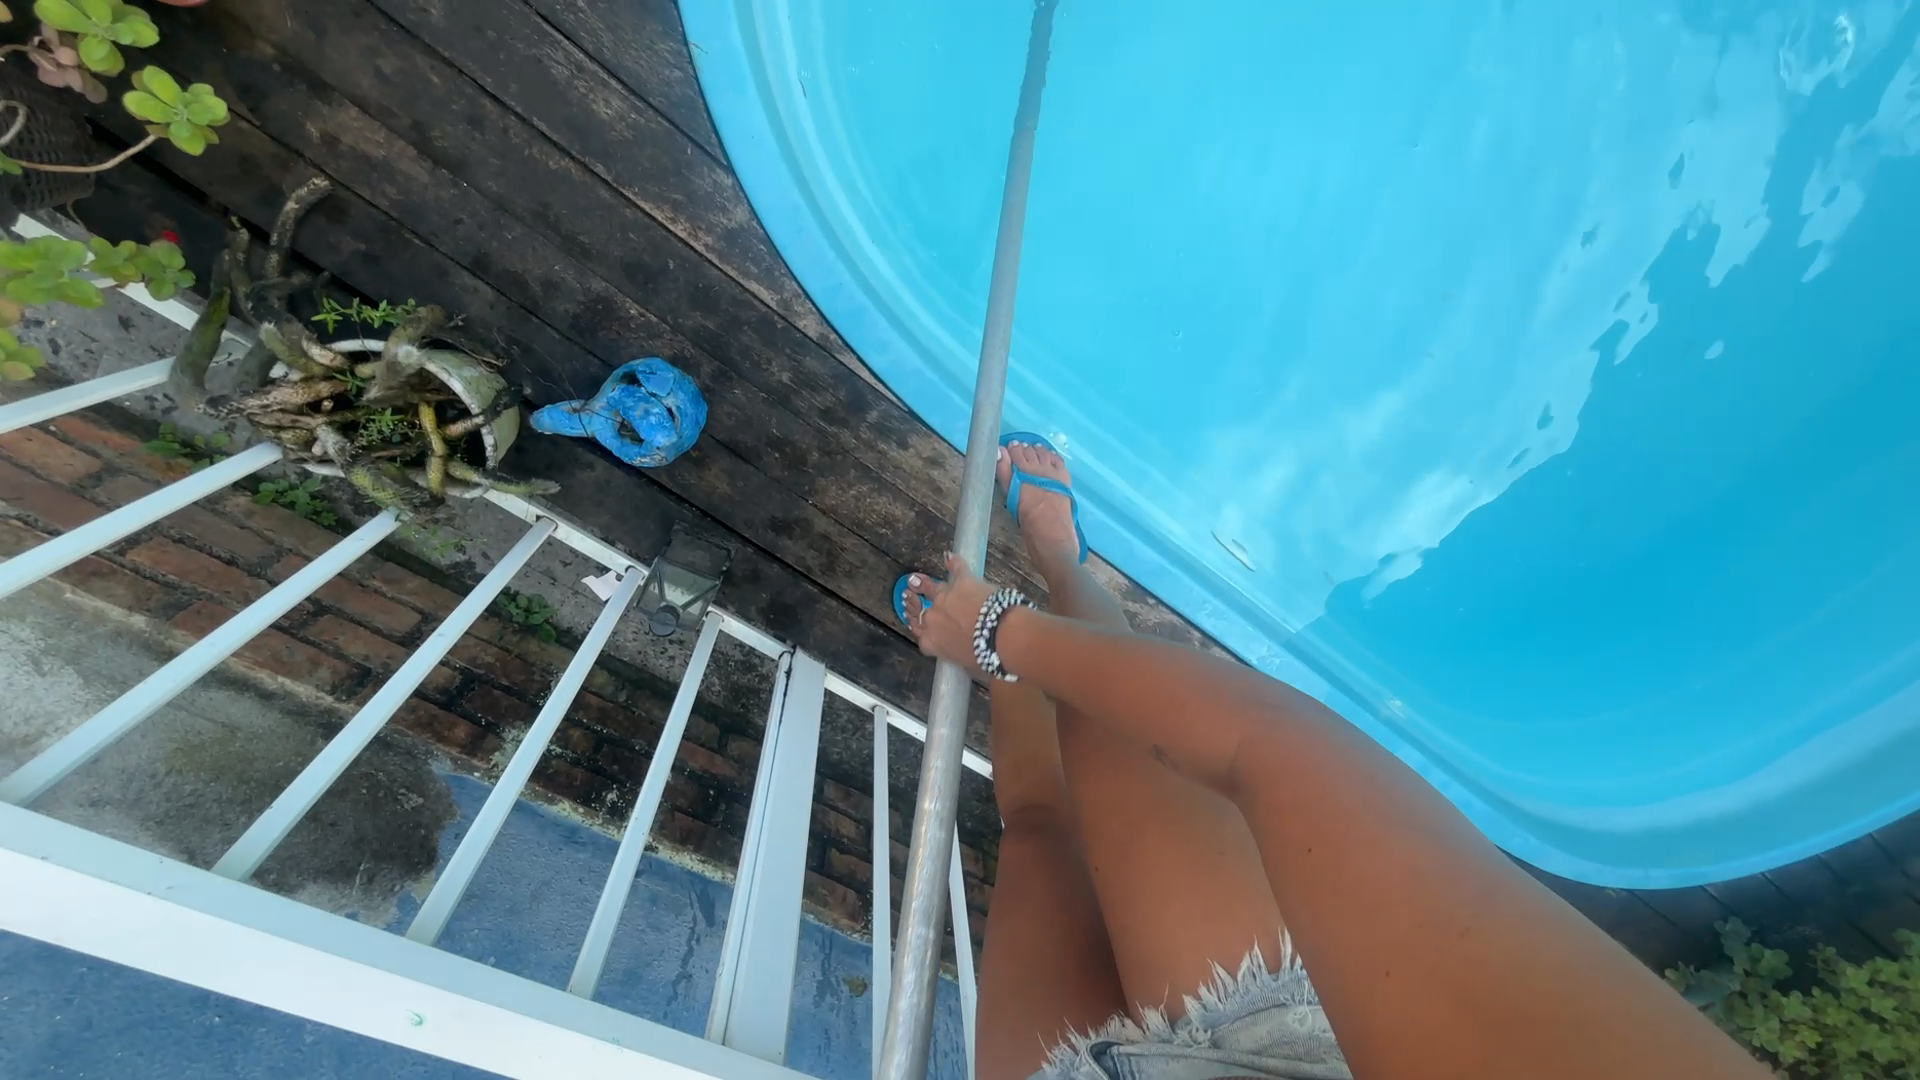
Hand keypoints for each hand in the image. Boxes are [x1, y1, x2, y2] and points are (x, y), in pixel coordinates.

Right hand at [901, 553, 997, 675]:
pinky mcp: (962, 581)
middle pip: (921, 610)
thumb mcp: (967, 664)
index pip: (920, 634)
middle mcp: (933, 618)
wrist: (1000, 636)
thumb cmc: (986, 656)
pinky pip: (956, 568)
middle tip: (909, 598)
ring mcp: (945, 597)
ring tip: (915, 579)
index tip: (914, 622)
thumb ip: (960, 655)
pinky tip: (949, 557)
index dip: (917, 627)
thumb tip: (968, 657)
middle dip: (914, 605)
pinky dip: (953, 562)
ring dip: (923, 583)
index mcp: (932, 642)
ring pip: (931, 587)